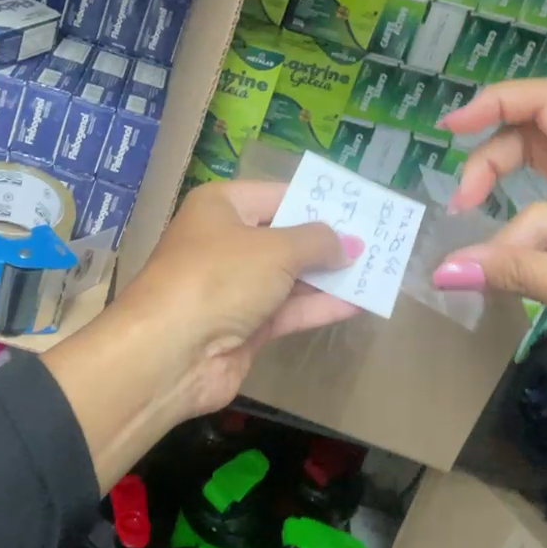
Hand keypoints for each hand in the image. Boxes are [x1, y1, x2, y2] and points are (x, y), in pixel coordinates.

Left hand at [112, 180, 363, 415]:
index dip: (318, 201)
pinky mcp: (244, 325)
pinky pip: (287, 308)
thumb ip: (316, 242)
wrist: (169, 352)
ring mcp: (234, 285)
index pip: (278, 194)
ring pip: (289, 274)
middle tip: (377, 240)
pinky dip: (319, 305)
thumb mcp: (274, 250)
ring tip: (377, 269)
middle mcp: (225, 240)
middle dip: (327, 240)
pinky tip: (358, 302)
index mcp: (222, 206)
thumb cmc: (218, 277)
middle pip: (284, 235)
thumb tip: (348, 242)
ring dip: (329, 274)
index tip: (360, 208)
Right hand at [432, 78, 546, 380]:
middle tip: (461, 209)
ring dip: (512, 230)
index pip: (546, 101)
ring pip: (539, 193)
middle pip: (531, 141)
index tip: (451, 127)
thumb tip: (440, 272)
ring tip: (493, 279)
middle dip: (489, 168)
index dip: (494, 101)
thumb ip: (514, 275)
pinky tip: (526, 287)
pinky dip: (534, 251)